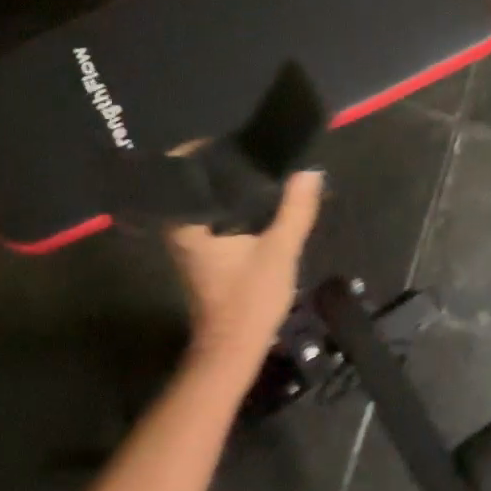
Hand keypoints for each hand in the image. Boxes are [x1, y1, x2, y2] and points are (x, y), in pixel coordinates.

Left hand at [163, 170, 324, 369]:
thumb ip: (295, 209)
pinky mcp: (204, 256)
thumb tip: (309, 172)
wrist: (233, 349)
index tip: (233, 141)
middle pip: (196, 184)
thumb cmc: (249, 298)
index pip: (183, 171)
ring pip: (207, 203)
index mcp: (188, 222)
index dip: (204, 150)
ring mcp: (190, 244)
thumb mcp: (280, 250)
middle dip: (222, 168)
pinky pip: (215, 219)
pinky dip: (233, 208)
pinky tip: (260, 204)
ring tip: (261, 172)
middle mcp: (181, 229)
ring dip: (229, 190)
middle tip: (255, 152)